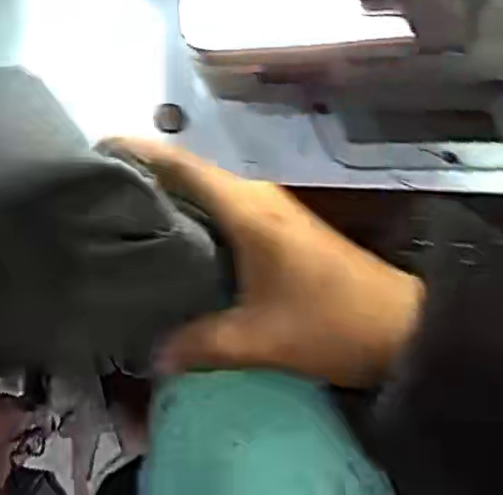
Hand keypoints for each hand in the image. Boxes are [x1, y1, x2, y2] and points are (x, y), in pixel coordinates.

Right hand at [105, 138, 424, 387]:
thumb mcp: (262, 339)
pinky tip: (174, 233)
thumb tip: (150, 355)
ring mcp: (268, 206)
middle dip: (147, 171)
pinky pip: (222, 203)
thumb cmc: (329, 320)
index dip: (142, 152)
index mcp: (246, 207)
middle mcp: (254, 195)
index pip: (183, 165)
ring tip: (127, 206)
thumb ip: (202, 344)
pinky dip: (192, 208)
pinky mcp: (276, 223)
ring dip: (171, 190)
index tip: (102, 146)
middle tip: (103, 184)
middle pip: (190, 171)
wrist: (400, 325)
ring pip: (207, 187)